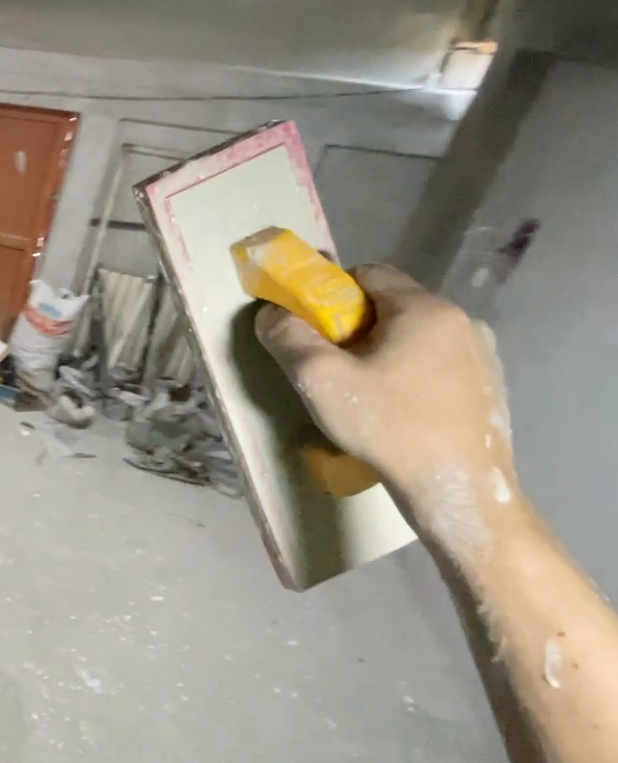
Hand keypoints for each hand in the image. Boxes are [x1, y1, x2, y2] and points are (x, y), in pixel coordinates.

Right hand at [255, 264, 515, 519]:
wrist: (458, 489)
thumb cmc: (388, 424)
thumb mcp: (317, 377)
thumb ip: (286, 335)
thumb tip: (272, 313)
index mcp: (426, 310)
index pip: (367, 273)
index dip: (329, 292)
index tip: (309, 325)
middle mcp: (463, 322)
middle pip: (390, 304)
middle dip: (352, 323)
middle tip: (328, 360)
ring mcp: (484, 355)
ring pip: (413, 334)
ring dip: (380, 348)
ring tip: (361, 387)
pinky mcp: (490, 385)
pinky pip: (435, 360)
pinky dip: (408, 370)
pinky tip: (395, 405)